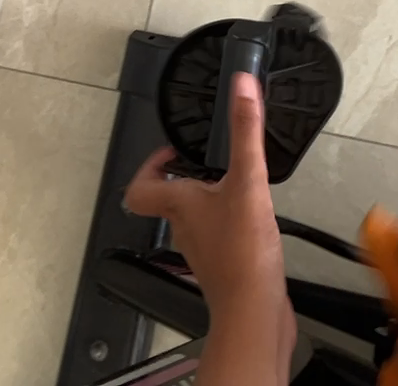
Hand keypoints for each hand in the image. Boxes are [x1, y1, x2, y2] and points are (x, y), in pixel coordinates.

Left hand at [126, 73, 294, 383]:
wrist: (257, 313)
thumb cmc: (243, 252)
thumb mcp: (248, 180)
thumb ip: (245, 131)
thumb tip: (242, 85)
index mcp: (179, 205)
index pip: (140, 186)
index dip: (150, 165)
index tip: (175, 151)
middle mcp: (184, 227)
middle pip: (169, 198)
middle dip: (187, 174)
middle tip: (211, 158)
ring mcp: (203, 249)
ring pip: (195, 216)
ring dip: (209, 197)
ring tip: (236, 181)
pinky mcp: (224, 265)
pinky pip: (219, 235)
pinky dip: (229, 222)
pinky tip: (254, 217)